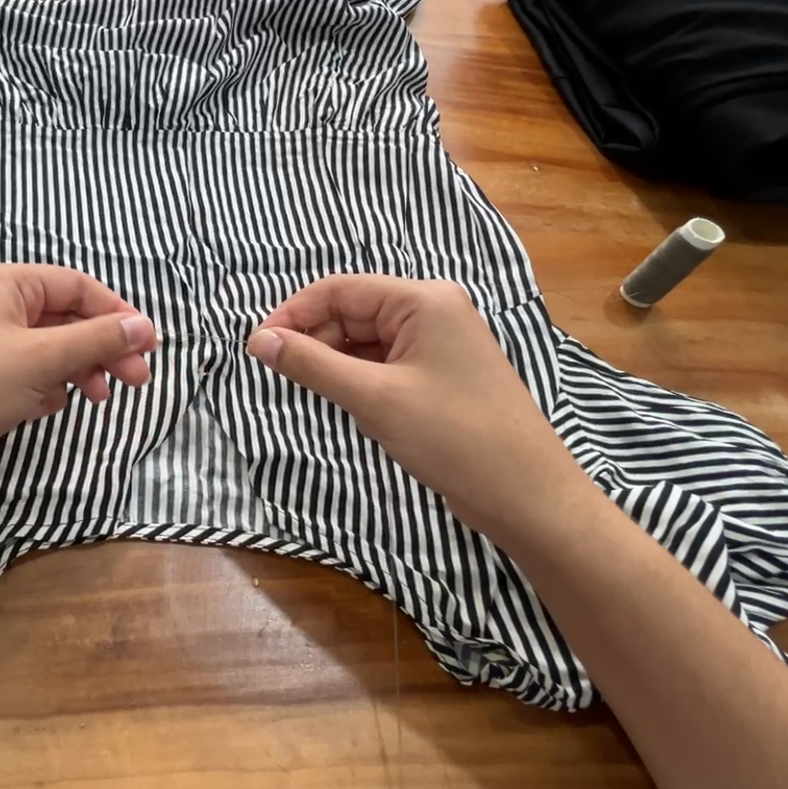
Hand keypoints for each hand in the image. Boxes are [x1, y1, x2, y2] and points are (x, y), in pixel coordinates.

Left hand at [0, 264, 157, 501]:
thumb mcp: (41, 360)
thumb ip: (96, 340)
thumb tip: (143, 326)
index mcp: (7, 283)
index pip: (78, 287)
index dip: (117, 314)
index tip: (150, 347)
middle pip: (67, 318)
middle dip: (102, 347)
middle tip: (135, 381)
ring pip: (50, 349)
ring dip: (79, 370)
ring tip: (98, 398)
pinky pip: (29, 374)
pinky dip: (47, 387)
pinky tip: (49, 407)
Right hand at [246, 276, 585, 537]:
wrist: (529, 498)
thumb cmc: (454, 439)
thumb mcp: (372, 398)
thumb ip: (310, 364)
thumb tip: (258, 340)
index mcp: (422, 300)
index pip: (338, 290)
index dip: (292, 314)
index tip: (257, 349)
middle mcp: (432, 310)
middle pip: (350, 312)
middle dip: (313, 340)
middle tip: (281, 377)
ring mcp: (438, 343)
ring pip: (363, 340)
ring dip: (333, 362)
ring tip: (315, 394)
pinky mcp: (439, 374)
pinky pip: (383, 362)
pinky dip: (357, 379)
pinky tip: (350, 405)